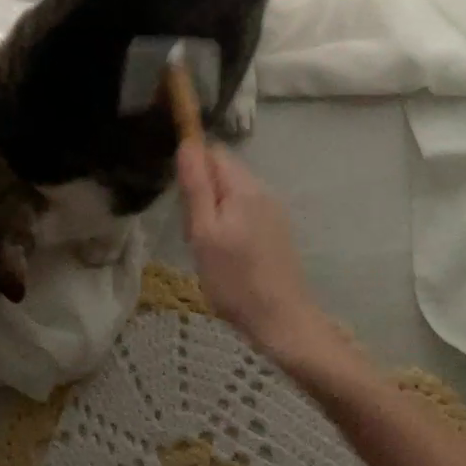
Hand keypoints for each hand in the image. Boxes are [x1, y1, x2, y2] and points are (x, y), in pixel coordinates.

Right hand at [177, 140, 334, 355]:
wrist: (282, 322)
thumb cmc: (235, 280)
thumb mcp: (203, 232)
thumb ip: (195, 185)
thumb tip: (187, 144)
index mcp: (245, 187)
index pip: (212, 153)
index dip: (192, 169)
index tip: (183, 202)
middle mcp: (263, 190)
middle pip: (222, 172)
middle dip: (202, 194)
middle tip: (194, 233)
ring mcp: (273, 211)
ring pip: (231, 194)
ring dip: (214, 212)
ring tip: (209, 248)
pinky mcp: (277, 230)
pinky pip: (245, 212)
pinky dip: (229, 225)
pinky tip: (227, 256)